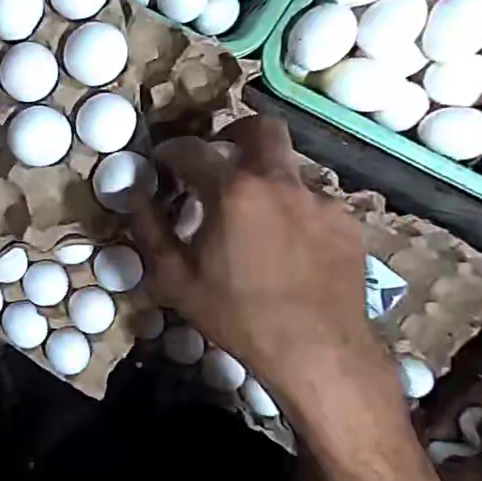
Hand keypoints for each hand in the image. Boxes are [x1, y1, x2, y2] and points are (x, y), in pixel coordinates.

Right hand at [129, 117, 401, 423]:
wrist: (318, 353)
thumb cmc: (237, 316)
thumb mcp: (176, 280)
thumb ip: (149, 230)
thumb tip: (133, 195)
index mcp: (233, 189)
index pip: (192, 149)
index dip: (170, 152)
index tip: (163, 165)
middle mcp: (280, 180)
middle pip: (260, 127)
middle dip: (233, 134)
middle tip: (219, 162)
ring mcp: (321, 199)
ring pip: (289, 168)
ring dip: (266, 180)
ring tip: (256, 220)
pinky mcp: (348, 221)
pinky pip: (314, 201)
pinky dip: (294, 211)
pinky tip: (289, 246)